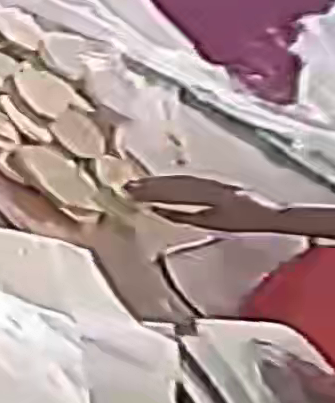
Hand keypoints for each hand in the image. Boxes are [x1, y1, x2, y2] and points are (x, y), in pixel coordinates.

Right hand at [128, 175, 285, 231]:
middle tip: (125, 186)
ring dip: (155, 180)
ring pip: (177, 179)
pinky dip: (169, 178)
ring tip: (136, 182)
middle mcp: (209, 186)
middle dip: (147, 185)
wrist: (276, 215)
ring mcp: (212, 182)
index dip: (147, 193)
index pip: (170, 193)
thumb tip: (154, 211)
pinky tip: (160, 180)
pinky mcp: (215, 181)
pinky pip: (187, 178)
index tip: (127, 193)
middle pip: (171, 184)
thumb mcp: (212, 224)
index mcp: (209, 197)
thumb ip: (182, 217)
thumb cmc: (244, 223)